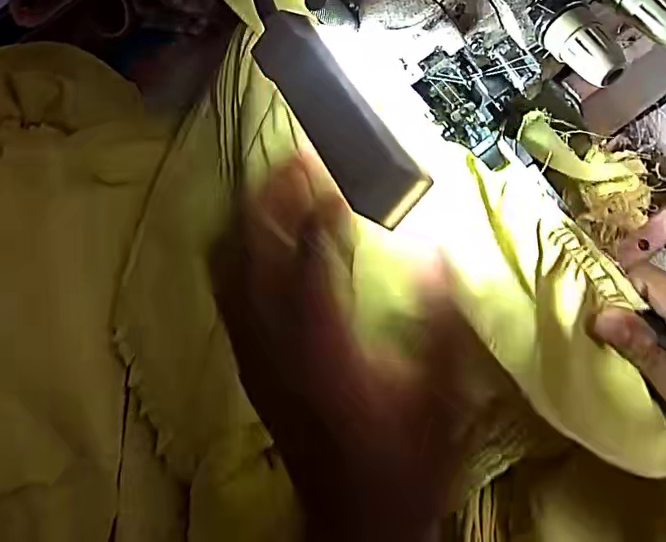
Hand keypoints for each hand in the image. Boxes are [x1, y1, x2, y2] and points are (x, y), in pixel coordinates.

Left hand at [211, 158, 468, 541]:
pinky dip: (238, 247)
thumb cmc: (400, 455)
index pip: (312, 267)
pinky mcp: (248, 363)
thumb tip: (436, 254)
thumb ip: (439, 321)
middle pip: (256, 257)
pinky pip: (227, 291)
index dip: (320, 216)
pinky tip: (258, 228)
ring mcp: (256, 356)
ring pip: (232, 268)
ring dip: (251, 216)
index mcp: (329, 352)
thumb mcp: (437, 391)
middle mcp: (280, 349)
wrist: (354, 515)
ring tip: (277, 180)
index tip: (336, 180)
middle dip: (274, 199)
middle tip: (298, 159)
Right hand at [594, 267, 665, 541]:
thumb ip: (646, 353)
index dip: (613, 289)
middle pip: (656, 284)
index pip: (646, 276)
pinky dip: (665, 327)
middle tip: (601, 338)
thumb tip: (599, 312)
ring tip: (625, 349)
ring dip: (645, 318)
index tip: (587, 315)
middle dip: (626, 305)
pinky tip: (658, 355)